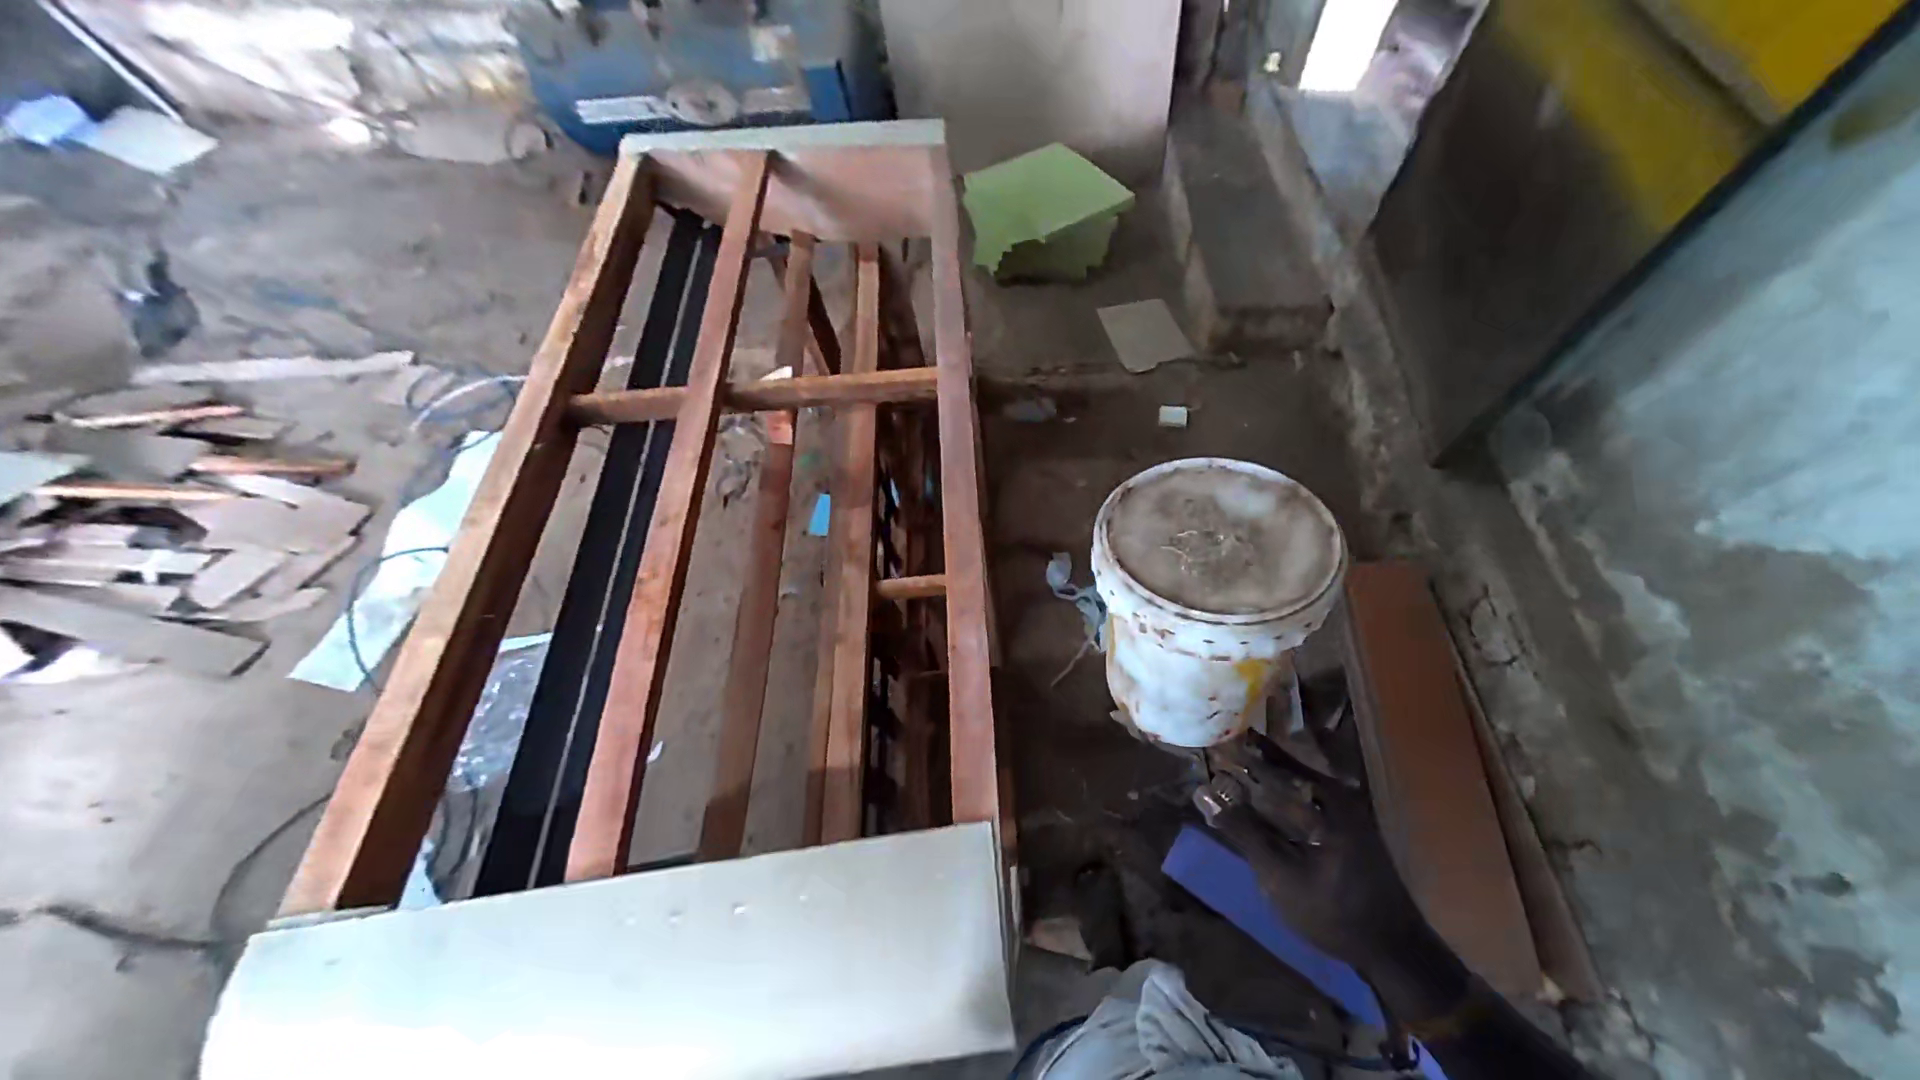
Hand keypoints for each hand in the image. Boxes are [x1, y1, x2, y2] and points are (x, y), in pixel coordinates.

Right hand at [1192, 681, 1432, 980]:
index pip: (1276, 760)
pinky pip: (1308, 794)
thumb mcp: (1281, 876)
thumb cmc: (1335, 912)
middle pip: (1288, 764)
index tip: (1214, 735)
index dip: (1242, 748)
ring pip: (1299, 779)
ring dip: (1267, 771)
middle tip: (1218, 746)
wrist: (1393, 951)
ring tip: (1233, 763)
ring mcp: (1349, 811)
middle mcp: (1341, 796)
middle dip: (1253, 755)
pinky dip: (1283, 790)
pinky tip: (1262, 795)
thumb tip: (1203, 793)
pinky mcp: (1348, 827)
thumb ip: (1244, 832)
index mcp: (1329, 801)